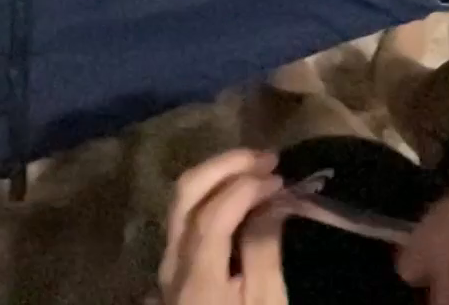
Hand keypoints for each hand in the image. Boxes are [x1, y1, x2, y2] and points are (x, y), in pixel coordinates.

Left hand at [158, 149, 289, 304]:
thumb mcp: (268, 304)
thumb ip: (263, 250)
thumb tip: (270, 200)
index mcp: (196, 276)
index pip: (215, 211)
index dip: (248, 186)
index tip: (281, 177)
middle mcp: (172, 263)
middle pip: (187, 193)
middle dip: (227, 165)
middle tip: (267, 158)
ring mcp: (167, 266)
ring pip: (181, 200)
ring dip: (218, 174)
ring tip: (254, 167)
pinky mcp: (172, 270)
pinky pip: (185, 216)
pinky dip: (211, 192)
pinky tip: (237, 193)